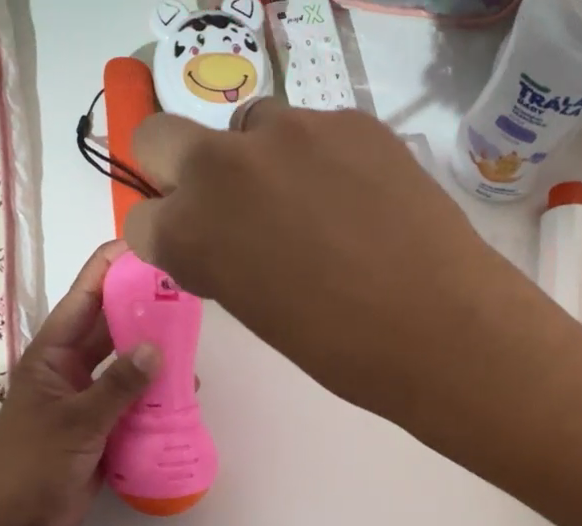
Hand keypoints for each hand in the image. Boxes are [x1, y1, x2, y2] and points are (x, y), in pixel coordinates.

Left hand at [0, 240, 158, 525]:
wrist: (15, 520)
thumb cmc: (32, 464)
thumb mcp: (76, 421)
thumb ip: (117, 386)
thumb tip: (157, 349)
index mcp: (52, 355)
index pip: (83, 300)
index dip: (108, 270)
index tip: (141, 245)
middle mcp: (72, 371)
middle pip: (111, 330)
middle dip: (143, 311)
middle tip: (186, 293)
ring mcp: (88, 400)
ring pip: (127, 368)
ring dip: (155, 358)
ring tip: (195, 344)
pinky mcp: (104, 430)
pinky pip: (134, 404)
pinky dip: (157, 398)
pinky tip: (186, 395)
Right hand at [123, 101, 553, 415]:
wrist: (440, 327)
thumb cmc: (344, 350)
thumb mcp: (261, 313)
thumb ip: (225, 262)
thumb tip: (228, 239)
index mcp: (191, 231)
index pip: (141, 219)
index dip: (169, 237)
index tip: (201, 253)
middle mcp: (224, 166)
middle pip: (163, 137)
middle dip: (182, 172)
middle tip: (233, 210)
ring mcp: (290, 131)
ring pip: (249, 127)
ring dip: (263, 160)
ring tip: (316, 209)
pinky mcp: (350, 119)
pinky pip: (315, 130)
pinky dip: (324, 159)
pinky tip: (363, 202)